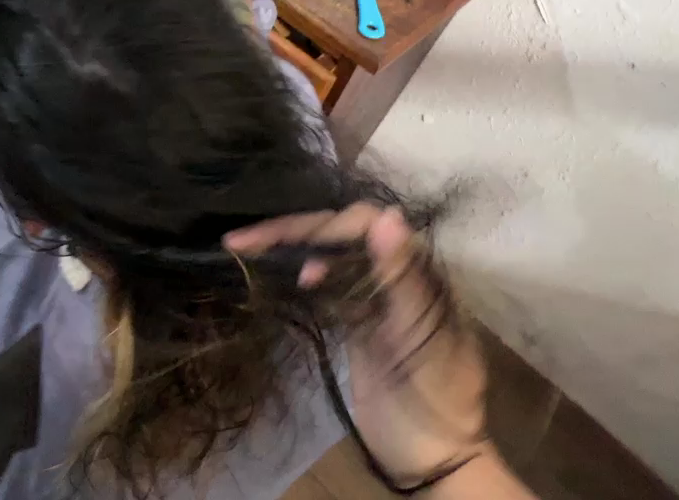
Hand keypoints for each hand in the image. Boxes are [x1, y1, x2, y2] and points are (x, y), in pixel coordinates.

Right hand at [226, 204, 488, 482]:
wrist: (434, 461)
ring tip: (244, 247)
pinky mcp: (357, 315)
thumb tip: (388, 217)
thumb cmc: (436, 402)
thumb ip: (404, 279)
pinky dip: (297, 269)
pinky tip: (277, 272)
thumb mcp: (423, 340)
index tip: (288, 243)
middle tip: (241, 240)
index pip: (367, 224)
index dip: (326, 226)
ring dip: (287, 245)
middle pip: (340, 234)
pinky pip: (325, 278)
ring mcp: (375, 294)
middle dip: (292, 231)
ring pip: (327, 253)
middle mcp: (396, 274)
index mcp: (420, 273)